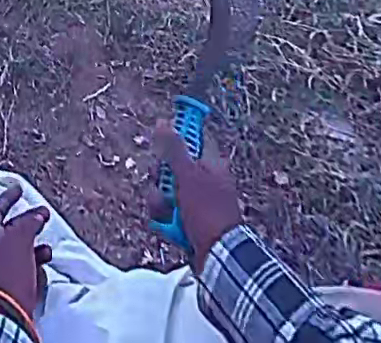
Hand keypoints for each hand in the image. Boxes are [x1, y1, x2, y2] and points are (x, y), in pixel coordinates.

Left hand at [0, 183, 52, 317]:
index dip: (8, 197)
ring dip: (37, 250)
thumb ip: (28, 223)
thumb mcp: (20, 239)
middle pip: (13, 231)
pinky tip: (42, 274)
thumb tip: (38, 213)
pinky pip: (28, 274)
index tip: (19, 188)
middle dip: (29, 224)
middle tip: (44, 218)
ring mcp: (5, 271)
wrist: (8, 313)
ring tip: (47, 250)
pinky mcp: (15, 289)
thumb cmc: (9, 272)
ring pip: (24, 253)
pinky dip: (36, 271)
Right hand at [149, 118, 243, 269]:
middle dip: (160, 176)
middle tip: (163, 182)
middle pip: (171, 164)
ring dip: (159, 200)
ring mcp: (196, 201)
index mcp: (210, 164)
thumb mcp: (188, 174)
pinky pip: (166, 211)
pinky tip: (169, 226)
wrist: (221, 260)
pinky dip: (164, 218)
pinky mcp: (188, 221)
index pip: (190, 139)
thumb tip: (163, 121)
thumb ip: (174, 148)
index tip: (164, 142)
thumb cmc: (208, 211)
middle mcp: (203, 180)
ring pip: (165, 189)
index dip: (175, 137)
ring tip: (166, 211)